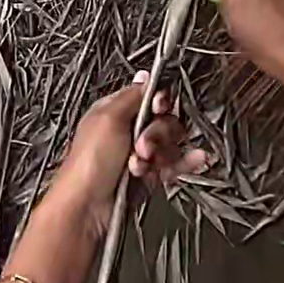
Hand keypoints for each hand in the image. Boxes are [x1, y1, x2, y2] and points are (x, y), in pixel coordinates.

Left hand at [53, 73, 209, 213]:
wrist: (88, 207)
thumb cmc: (88, 163)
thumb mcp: (109, 118)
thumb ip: (133, 96)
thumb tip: (145, 76)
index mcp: (114, 111)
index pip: (148, 96)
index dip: (158, 102)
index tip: (158, 108)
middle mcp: (128, 130)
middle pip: (163, 120)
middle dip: (158, 133)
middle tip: (142, 145)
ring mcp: (139, 154)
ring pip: (170, 144)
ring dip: (161, 154)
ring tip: (141, 165)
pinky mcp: (149, 175)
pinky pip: (174, 165)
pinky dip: (184, 163)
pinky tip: (195, 159)